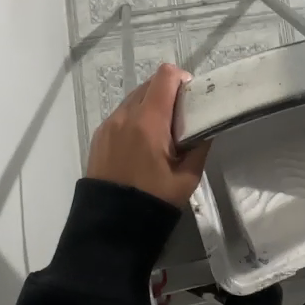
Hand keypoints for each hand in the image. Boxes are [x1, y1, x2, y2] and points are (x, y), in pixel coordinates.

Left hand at [86, 63, 210, 206]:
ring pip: (133, 98)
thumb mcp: (187, 177)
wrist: (110, 227)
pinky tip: (141, 144)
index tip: (191, 96)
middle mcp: (125, 115)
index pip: (165, 76)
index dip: (181, 79)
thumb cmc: (154, 201)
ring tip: (160, 132)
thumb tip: (206, 127)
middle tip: (180, 117)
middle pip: (149, 84)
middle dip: (167, 93)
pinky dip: (134, 118)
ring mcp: (108, 125)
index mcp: (149, 121)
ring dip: (150, 105)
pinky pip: (121, 115)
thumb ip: (200, 145)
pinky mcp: (99, 137)